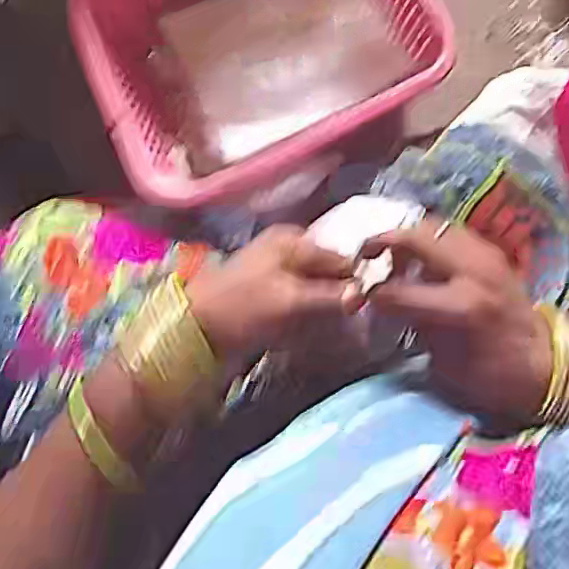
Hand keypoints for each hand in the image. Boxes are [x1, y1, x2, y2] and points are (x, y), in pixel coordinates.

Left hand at [185, 225, 358, 361]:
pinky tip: (320, 328)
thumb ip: (329, 296)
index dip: (357, 276)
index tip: (374, 300)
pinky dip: (312, 312)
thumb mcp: (291, 300)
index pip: (339, 255)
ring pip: (317, 285)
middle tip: (360, 317)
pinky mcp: (270, 293)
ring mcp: (277, 270)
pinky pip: (303, 299)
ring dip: (329, 305)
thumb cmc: (243, 307)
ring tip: (342, 325)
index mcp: (292, 240)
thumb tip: (364, 294)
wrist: (194, 328)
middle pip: (328, 269)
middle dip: (343, 292)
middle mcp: (287, 248)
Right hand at [360, 220, 551, 423]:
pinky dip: (430, 237)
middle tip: (366, 253)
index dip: (371, 291)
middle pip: (416, 237)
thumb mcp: (445, 363)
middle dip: (384, 241)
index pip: (398, 290)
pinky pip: (452, 231)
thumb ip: (413, 323)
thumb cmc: (492, 377)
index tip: (358, 292)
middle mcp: (474, 271)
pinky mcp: (492, 251)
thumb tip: (384, 301)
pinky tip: (421, 255)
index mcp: (462, 306)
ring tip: (393, 252)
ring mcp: (486, 255)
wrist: (545, 366)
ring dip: (408, 235)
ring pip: (435, 225)